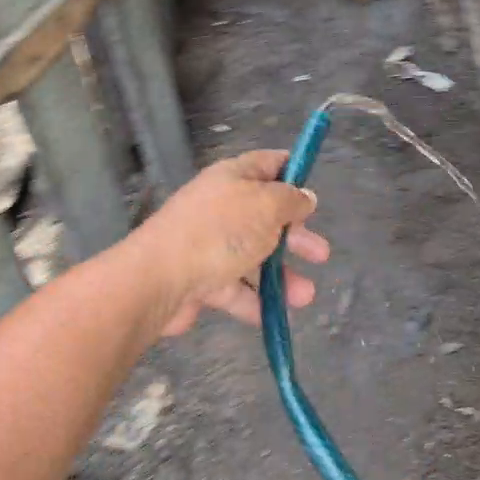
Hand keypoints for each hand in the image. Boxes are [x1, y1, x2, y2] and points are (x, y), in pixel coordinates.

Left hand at [126, 149, 329, 336]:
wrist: (158, 279)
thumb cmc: (219, 232)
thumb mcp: (267, 206)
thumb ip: (292, 200)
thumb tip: (305, 198)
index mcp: (234, 178)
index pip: (269, 164)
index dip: (293, 171)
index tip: (314, 188)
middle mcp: (221, 206)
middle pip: (266, 217)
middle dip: (296, 237)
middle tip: (320, 254)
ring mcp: (209, 244)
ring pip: (254, 257)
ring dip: (282, 276)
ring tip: (304, 297)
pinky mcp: (200, 279)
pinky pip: (235, 288)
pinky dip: (256, 301)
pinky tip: (276, 315)